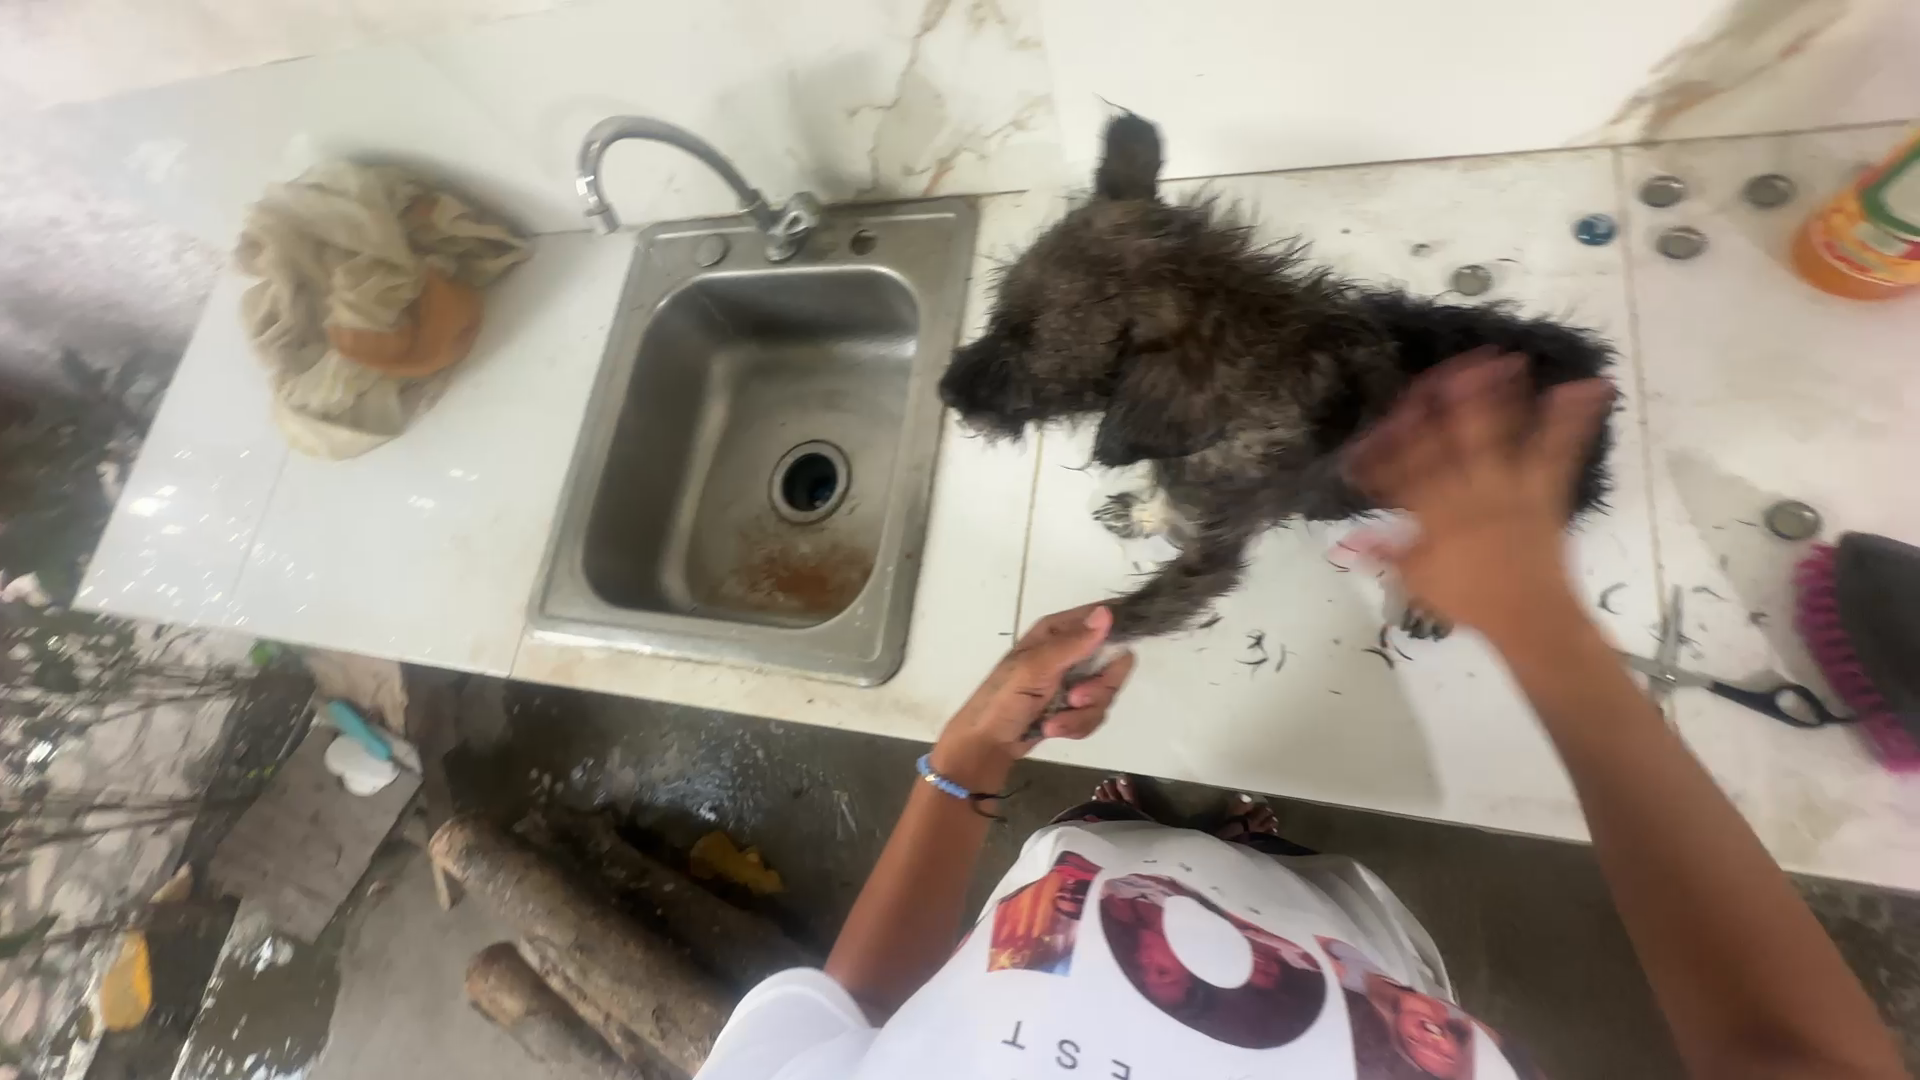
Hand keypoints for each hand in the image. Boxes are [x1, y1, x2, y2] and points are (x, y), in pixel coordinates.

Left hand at [931, 605, 1135, 790]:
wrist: (986, 744)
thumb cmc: (1002, 699)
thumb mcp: (1035, 668)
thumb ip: (1073, 644)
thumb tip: (1106, 613)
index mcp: (1056, 631)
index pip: (1101, 619)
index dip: (1115, 637)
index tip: (1110, 662)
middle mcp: (1068, 652)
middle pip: (1113, 663)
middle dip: (1098, 688)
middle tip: (1075, 699)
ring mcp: (1072, 681)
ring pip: (1106, 694)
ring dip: (1082, 714)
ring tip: (1054, 722)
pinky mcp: (1074, 707)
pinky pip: (1095, 715)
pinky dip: (1076, 726)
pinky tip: (1053, 729)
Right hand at [1344, 348, 1613, 644]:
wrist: (1530, 618)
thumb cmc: (1468, 600)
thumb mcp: (1416, 578)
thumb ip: (1386, 553)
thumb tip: (1347, 542)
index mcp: (1435, 514)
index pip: (1401, 473)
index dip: (1384, 450)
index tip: (1372, 431)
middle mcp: (1471, 493)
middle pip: (1451, 440)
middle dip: (1445, 404)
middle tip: (1444, 370)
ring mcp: (1511, 488)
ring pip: (1502, 436)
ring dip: (1503, 397)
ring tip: (1506, 360)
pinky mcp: (1545, 492)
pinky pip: (1558, 452)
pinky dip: (1573, 420)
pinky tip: (1588, 387)